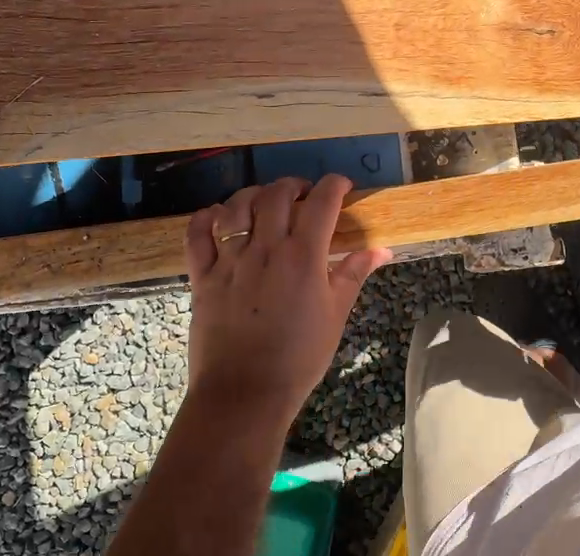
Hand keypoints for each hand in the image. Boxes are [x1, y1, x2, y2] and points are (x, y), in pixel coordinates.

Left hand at [183, 175, 392, 421]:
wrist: (244, 395)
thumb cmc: (299, 357)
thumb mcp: (336, 314)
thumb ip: (354, 274)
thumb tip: (382, 249)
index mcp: (303, 255)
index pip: (322, 201)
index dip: (335, 185)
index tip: (342, 186)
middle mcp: (265, 248)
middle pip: (277, 195)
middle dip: (295, 185)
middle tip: (305, 194)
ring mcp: (229, 261)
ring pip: (237, 206)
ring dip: (254, 195)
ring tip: (265, 202)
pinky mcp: (202, 277)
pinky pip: (197, 235)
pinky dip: (207, 217)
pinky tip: (219, 216)